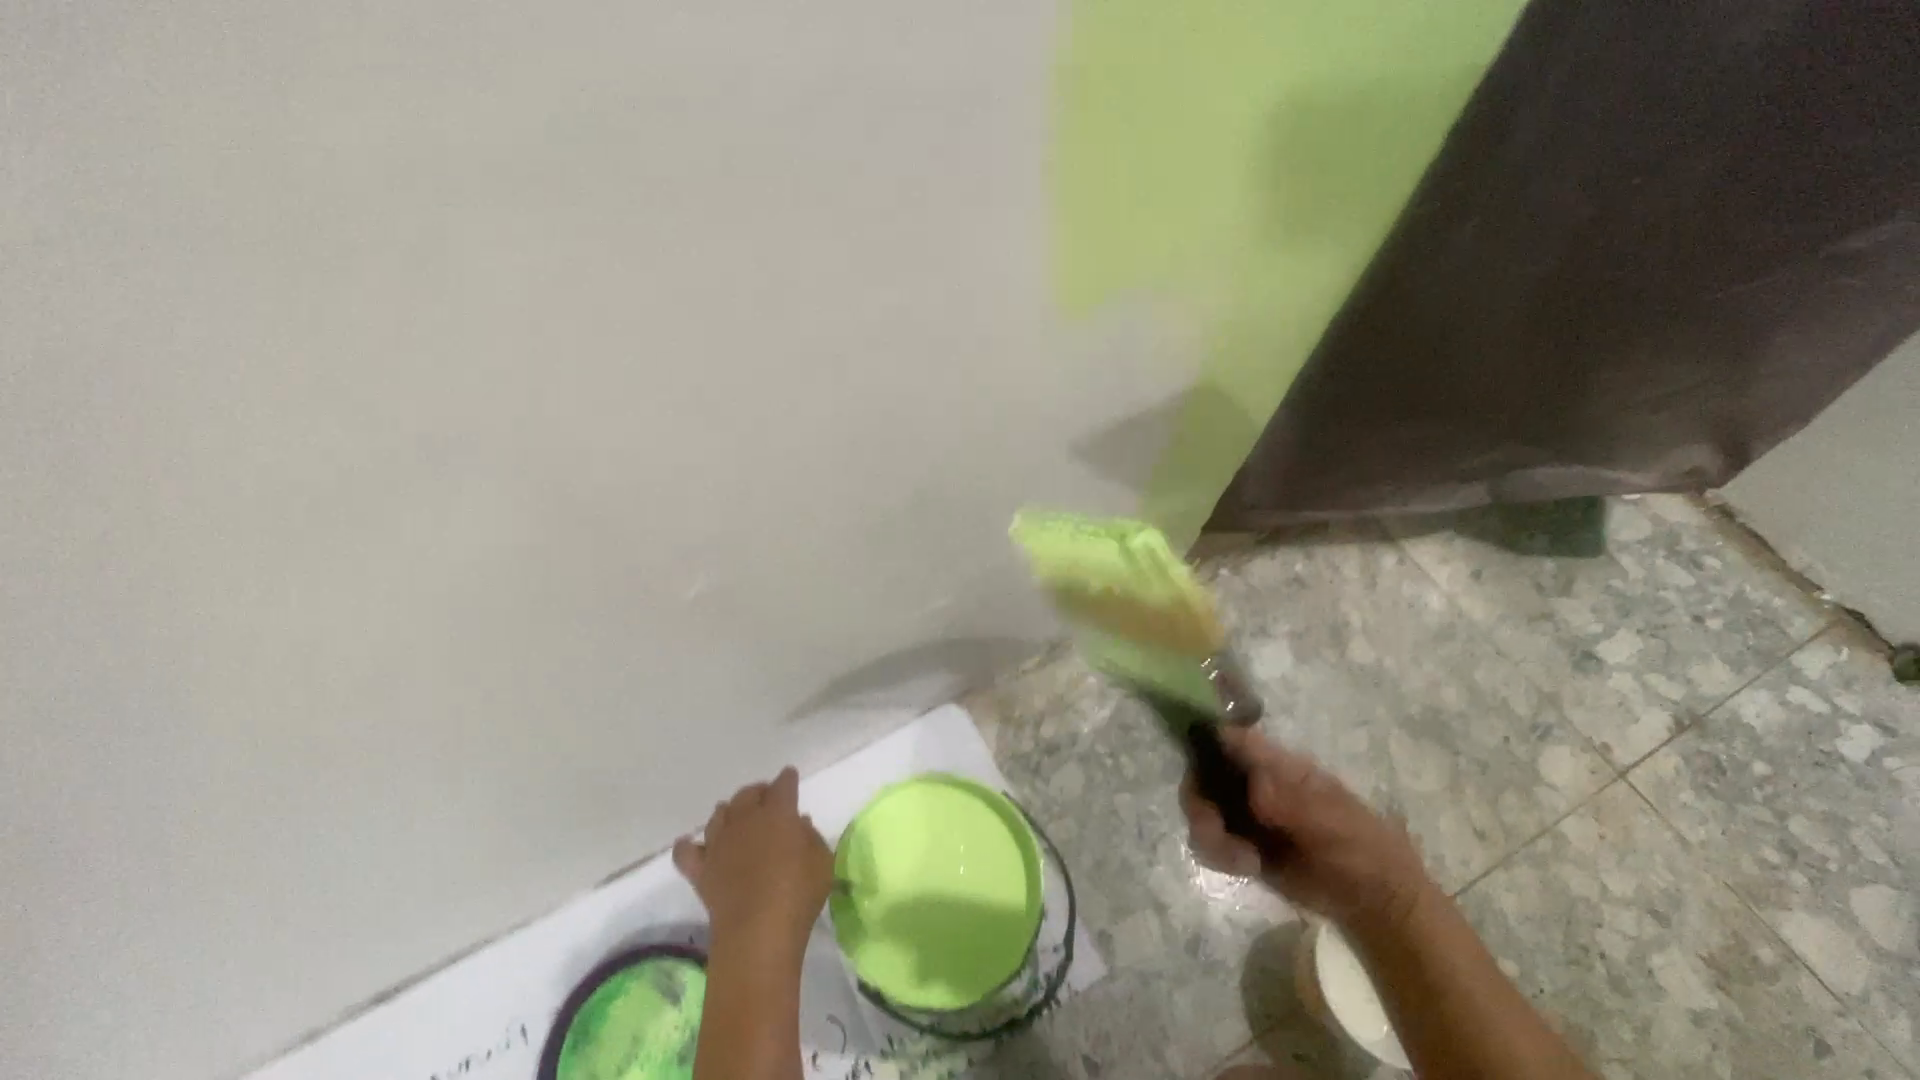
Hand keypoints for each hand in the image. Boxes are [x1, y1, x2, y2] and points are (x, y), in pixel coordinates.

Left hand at [673, 767, 832, 956]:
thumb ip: (811, 837)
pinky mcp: (701, 870)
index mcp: (778, 814)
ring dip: (729, 811)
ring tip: (735, 817)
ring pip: (719, 815)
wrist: (757, 931)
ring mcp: (719, 844)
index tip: (790, 777)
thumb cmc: (798, 894)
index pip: (783, 786)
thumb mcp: (822, 862)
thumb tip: (799, 822)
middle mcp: (745, 820)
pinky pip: (686, 851)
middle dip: (758, 792)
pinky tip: (691, 845)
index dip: (787, 779)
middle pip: (748, 795)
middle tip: (766, 798)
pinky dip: (688, 845)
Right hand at [1181, 727, 1433, 933]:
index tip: (1197, 764)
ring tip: (1244, 860)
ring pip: (1201, 809)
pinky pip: (1209, 841)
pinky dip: (1218, 854)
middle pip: (1203, 774)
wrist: (1374, 900)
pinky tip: (1248, 868)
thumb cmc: (1364, 850)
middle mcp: (1255, 783)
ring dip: (1210, 834)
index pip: (1236, 739)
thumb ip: (1295, 804)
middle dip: (1200, 802)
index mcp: (1281, 766)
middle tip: (1214, 830)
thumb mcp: (1336, 823)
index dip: (1208, 740)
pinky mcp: (1241, 845)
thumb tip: (1254, 788)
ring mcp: (1246, 814)